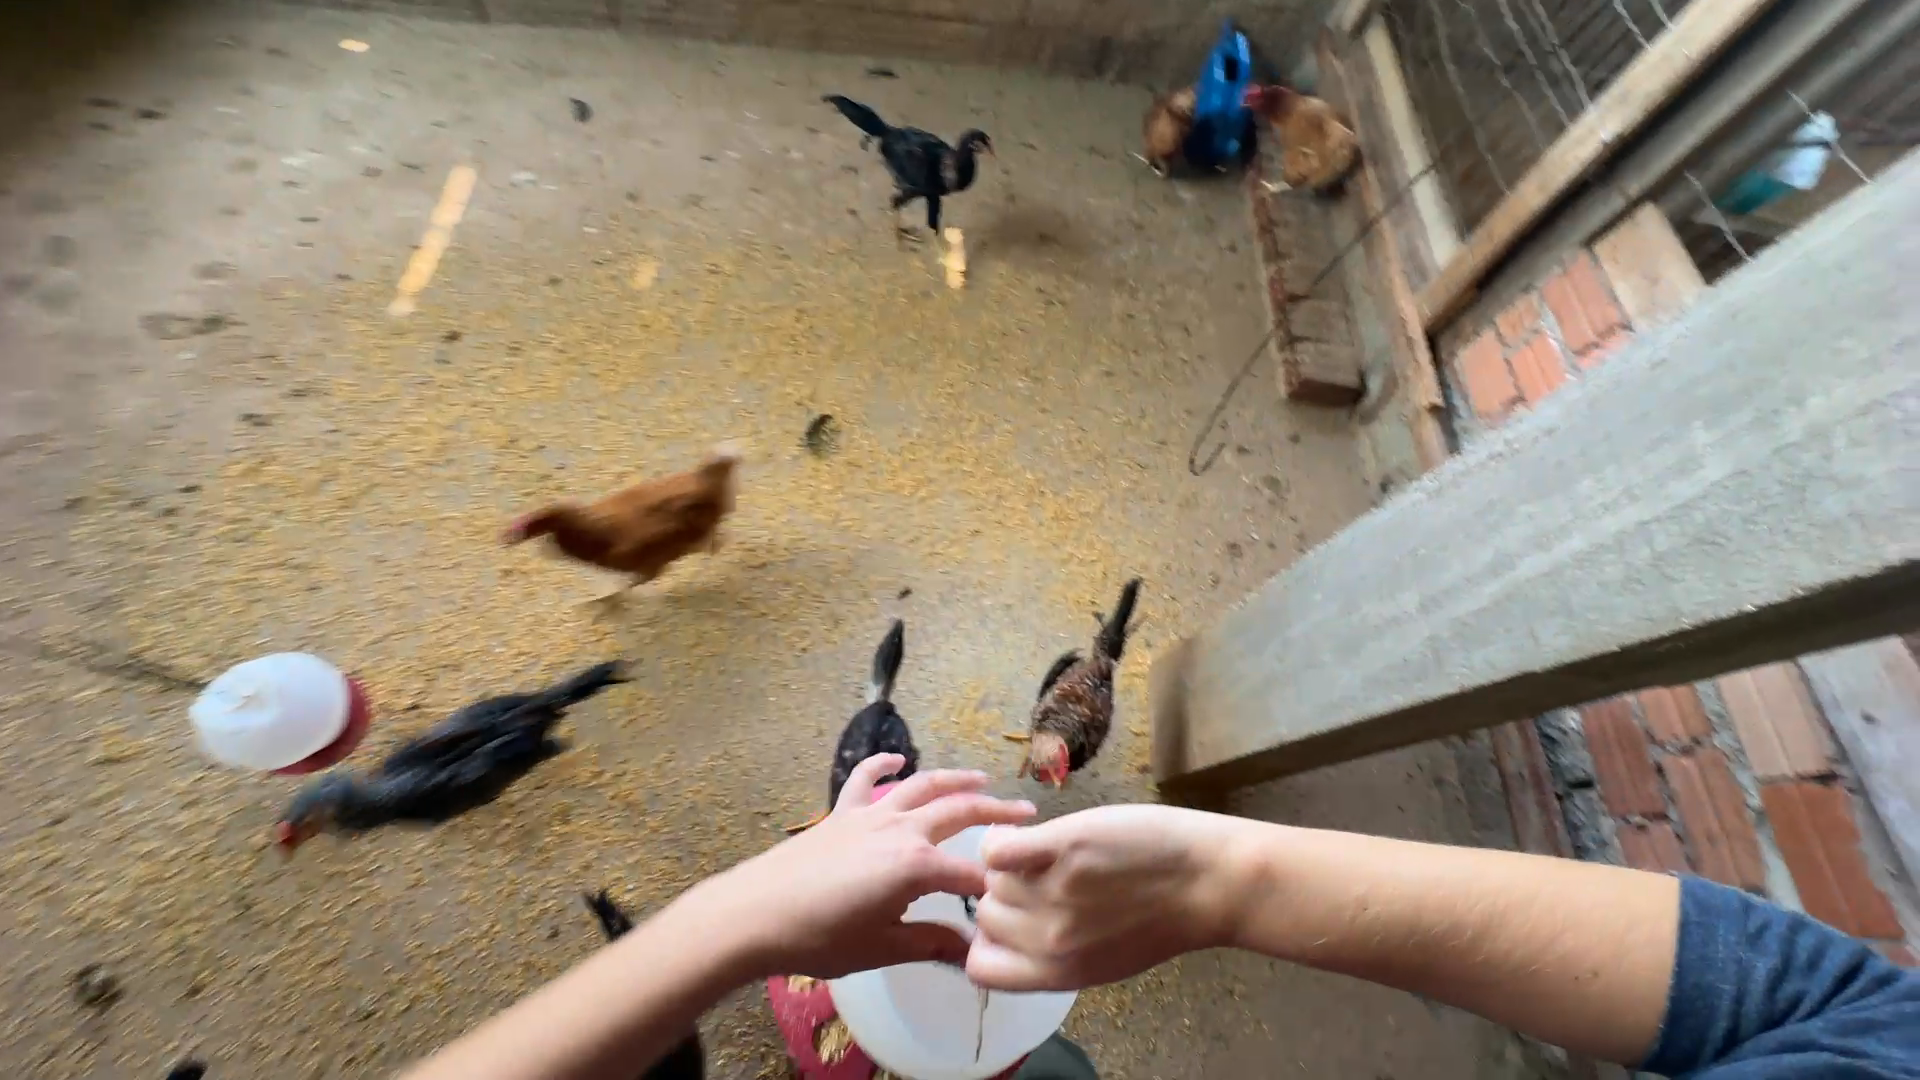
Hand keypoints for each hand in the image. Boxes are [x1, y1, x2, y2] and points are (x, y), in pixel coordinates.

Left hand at [695, 754, 1035, 979]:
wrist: (758, 912)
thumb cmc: (821, 937)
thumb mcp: (882, 948)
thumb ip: (930, 943)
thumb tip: (972, 950)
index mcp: (916, 866)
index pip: (969, 872)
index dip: (994, 882)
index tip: (1017, 888)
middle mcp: (901, 829)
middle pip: (958, 811)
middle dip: (995, 810)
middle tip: (1025, 810)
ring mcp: (871, 814)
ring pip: (922, 786)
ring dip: (954, 779)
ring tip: (981, 778)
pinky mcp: (843, 811)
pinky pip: (866, 778)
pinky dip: (883, 763)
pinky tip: (897, 758)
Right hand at [965, 804, 1257, 990]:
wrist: (1208, 880)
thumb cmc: (1163, 916)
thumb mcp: (1104, 956)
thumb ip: (1057, 951)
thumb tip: (1015, 928)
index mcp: (1058, 973)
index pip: (981, 967)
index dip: (989, 940)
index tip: (1010, 919)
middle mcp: (1049, 939)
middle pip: (986, 911)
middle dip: (1004, 894)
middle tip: (1035, 875)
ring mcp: (1054, 891)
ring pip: (991, 875)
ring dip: (1008, 861)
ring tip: (1040, 851)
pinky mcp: (1062, 846)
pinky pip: (998, 846)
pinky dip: (1003, 838)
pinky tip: (1027, 835)